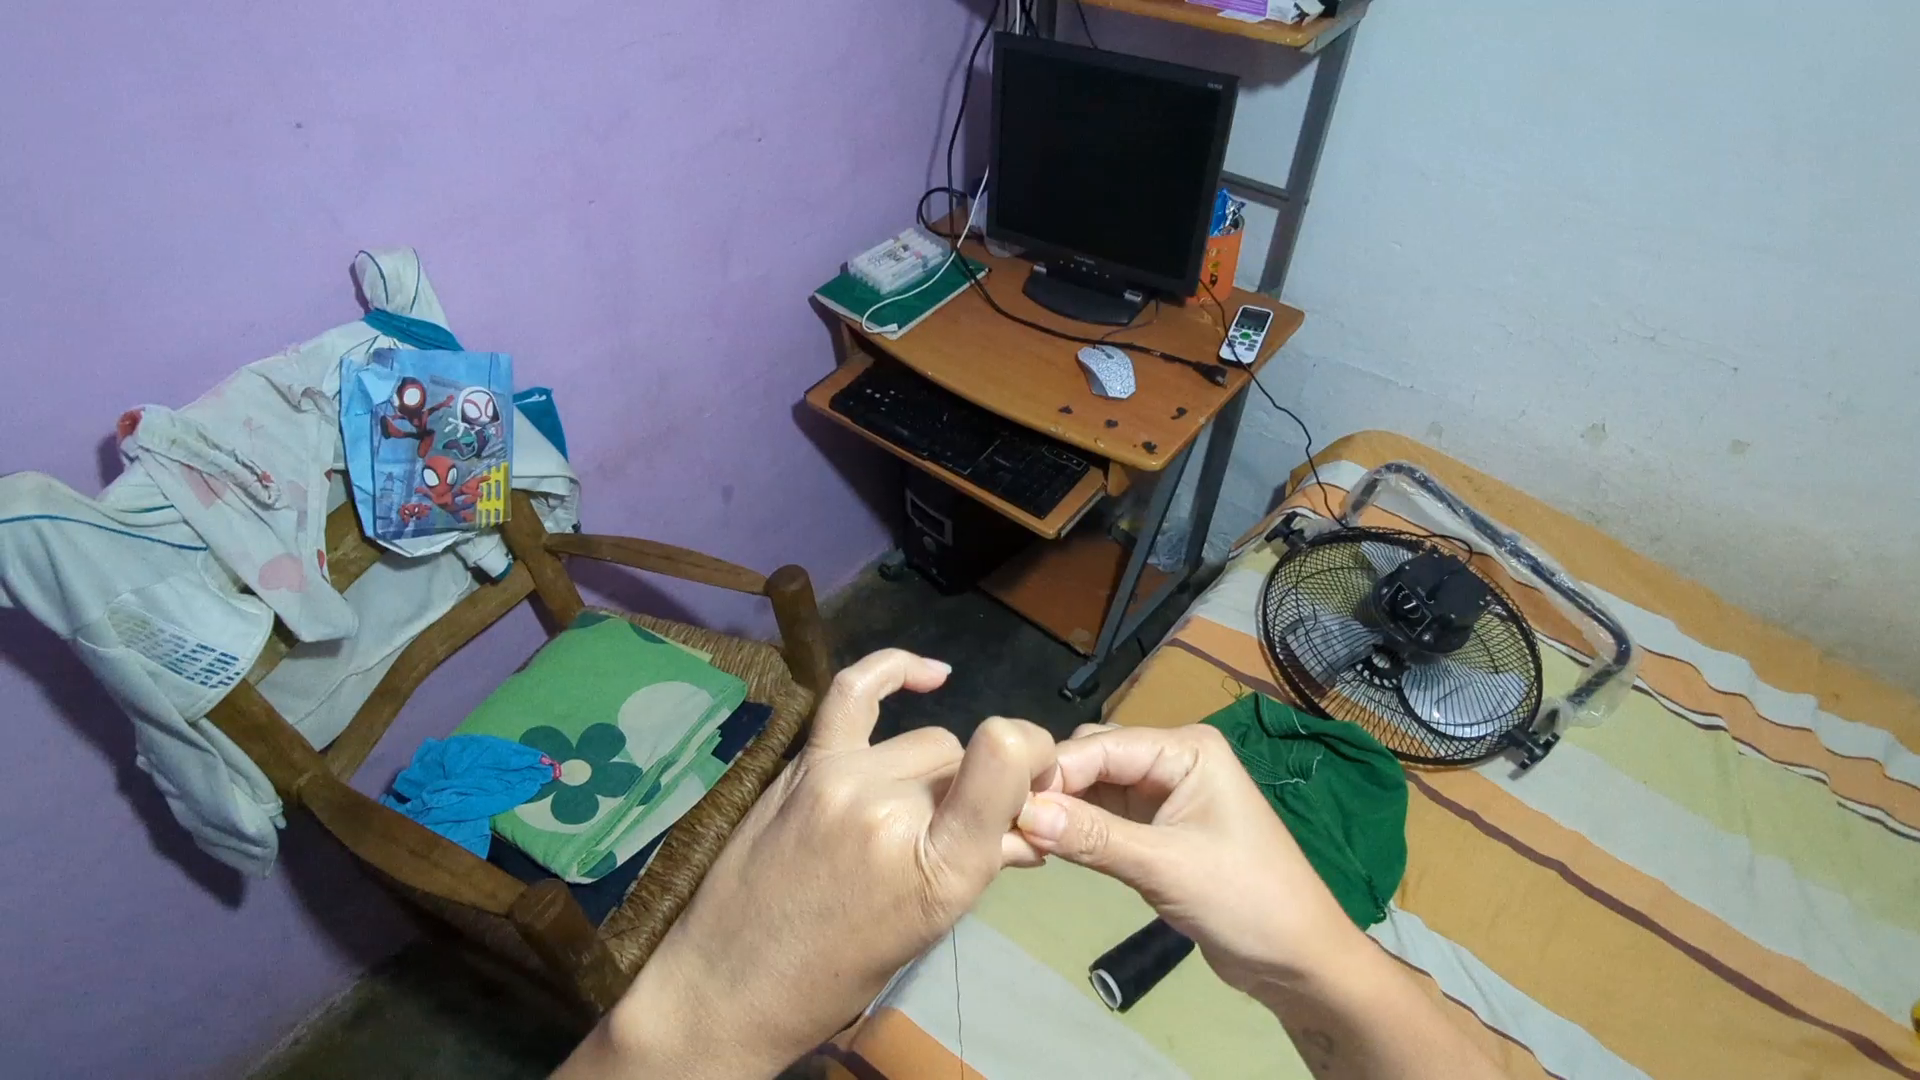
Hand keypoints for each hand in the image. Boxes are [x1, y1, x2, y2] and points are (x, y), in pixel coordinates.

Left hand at [575, 650, 1056, 1078]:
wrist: (730, 985)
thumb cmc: (839, 974)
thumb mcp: (928, 927)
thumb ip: (984, 861)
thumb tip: (1034, 823)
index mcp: (937, 867)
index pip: (1003, 763)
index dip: (1033, 754)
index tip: (1036, 774)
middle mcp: (892, 809)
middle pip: (963, 760)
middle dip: (972, 790)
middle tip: (951, 828)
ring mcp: (844, 777)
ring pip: (925, 740)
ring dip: (933, 771)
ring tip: (915, 808)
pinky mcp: (807, 762)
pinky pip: (856, 690)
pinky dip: (895, 669)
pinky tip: (930, 672)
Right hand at [1014, 722, 1368, 996]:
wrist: (1300, 962)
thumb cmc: (1247, 902)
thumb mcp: (1166, 867)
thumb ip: (1094, 837)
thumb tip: (1023, 815)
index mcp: (1186, 748)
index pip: (1103, 746)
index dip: (1056, 770)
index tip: (1007, 799)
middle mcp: (1171, 759)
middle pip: (1095, 757)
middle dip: (1056, 784)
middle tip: (1010, 816)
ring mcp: (1163, 791)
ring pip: (1096, 784)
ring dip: (1064, 805)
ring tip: (1021, 828)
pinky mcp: (1156, 825)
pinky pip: (1105, 813)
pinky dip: (1079, 825)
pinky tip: (1050, 840)